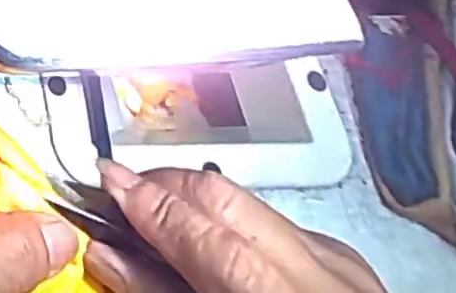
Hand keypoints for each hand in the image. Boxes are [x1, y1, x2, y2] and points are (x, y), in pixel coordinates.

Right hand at [83, 160, 386, 292]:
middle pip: (222, 197)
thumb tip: (110, 256)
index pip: (202, 229)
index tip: (106, 179)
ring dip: (192, 199)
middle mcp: (326, 278)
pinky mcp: (349, 266)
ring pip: (246, 199)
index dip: (145, 199)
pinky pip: (274, 221)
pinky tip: (210, 239)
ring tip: (157, 212)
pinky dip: (230, 222)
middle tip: (120, 189)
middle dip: (161, 184)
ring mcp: (344, 268)